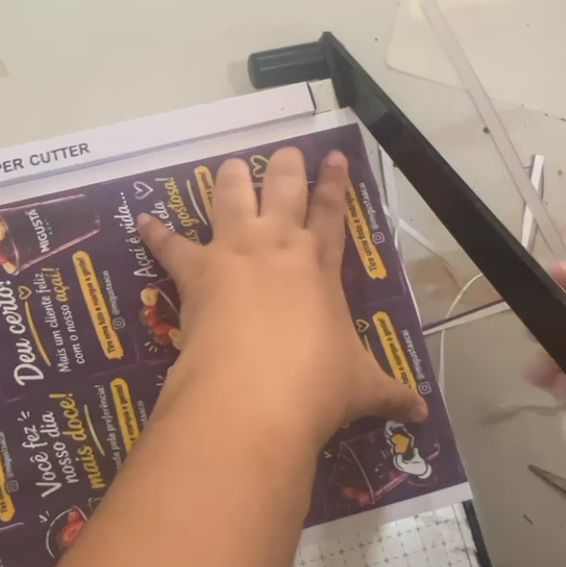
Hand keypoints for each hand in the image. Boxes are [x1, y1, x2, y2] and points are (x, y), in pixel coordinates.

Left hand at [139, 147, 426, 454]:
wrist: (256, 393)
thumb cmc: (316, 385)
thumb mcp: (361, 387)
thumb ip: (391, 394)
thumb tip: (423, 415)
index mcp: (320, 264)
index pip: (332, 212)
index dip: (335, 183)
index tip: (334, 156)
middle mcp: (277, 245)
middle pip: (283, 188)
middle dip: (286, 166)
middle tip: (284, 152)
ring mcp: (234, 252)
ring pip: (231, 197)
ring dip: (231, 179)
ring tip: (230, 165)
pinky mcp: (196, 272)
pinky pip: (170, 246)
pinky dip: (155, 234)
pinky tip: (143, 221)